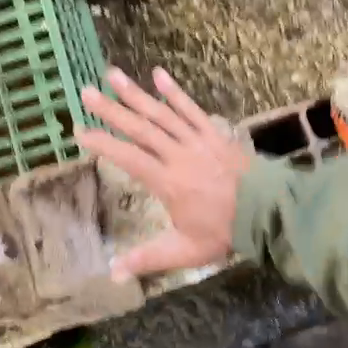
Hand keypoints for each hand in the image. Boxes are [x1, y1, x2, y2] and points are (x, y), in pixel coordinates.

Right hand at [78, 67, 254, 281]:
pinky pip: (192, 109)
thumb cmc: (224, 232)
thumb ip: (147, 258)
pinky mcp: (214, 133)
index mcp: (168, 182)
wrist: (268, 211)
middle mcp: (178, 155)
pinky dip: (175, 92)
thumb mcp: (184, 251)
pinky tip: (158, 74)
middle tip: (86, 92)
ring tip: (112, 74)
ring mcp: (197, 141)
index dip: (103, 144)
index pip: (128, 158)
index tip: (80, 132)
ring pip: (162, 114)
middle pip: (140, 129)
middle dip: (112, 110)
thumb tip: (112, 273)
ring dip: (136, 94)